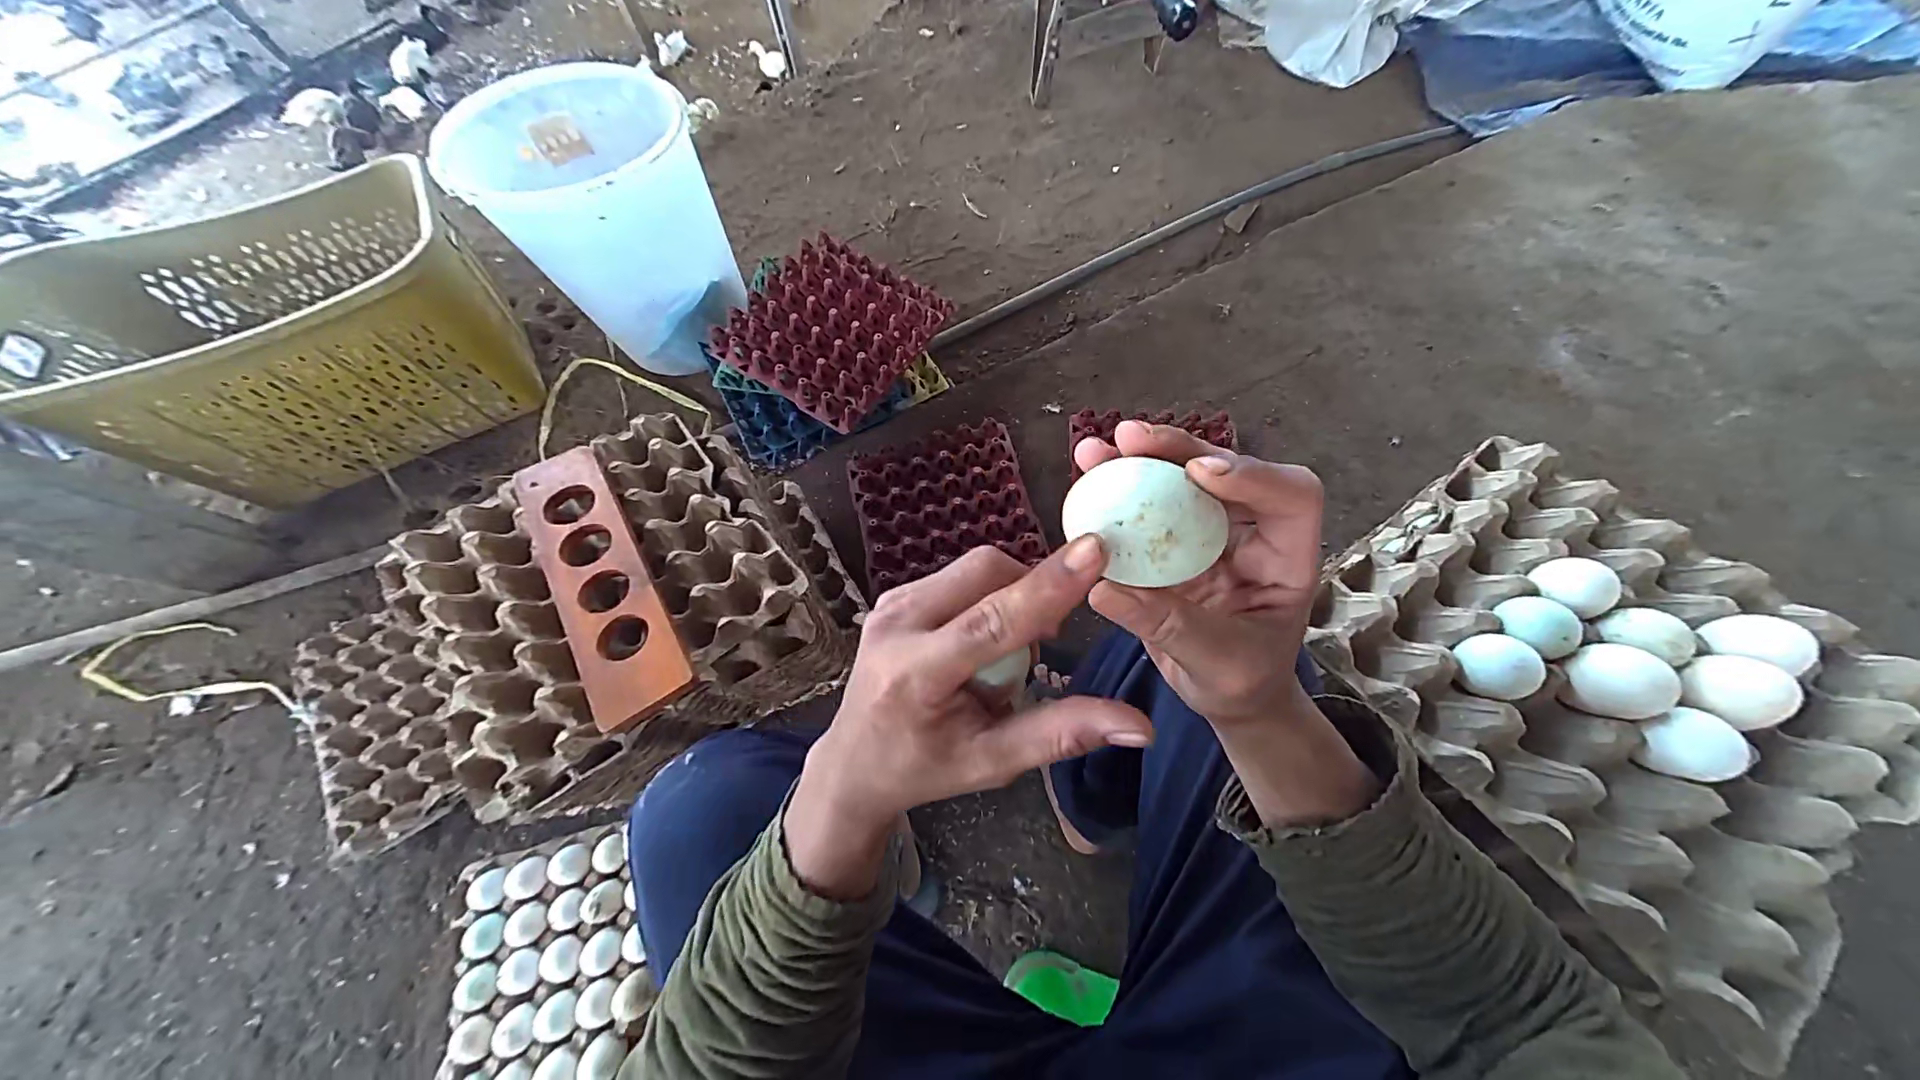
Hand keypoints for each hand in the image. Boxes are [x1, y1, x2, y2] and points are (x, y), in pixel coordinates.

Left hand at [785, 539, 1152, 898]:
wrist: (853, 761)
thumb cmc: (923, 768)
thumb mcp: (992, 762)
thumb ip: (1060, 734)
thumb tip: (1138, 727)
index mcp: (914, 674)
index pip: (991, 621)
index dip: (1046, 586)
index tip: (1094, 550)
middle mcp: (895, 625)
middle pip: (986, 573)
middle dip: (1030, 593)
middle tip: (1039, 643)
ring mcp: (889, 604)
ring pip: (975, 568)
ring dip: (1008, 598)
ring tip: (1001, 654)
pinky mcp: (892, 596)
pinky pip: (958, 576)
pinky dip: (985, 599)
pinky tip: (977, 641)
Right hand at [1075, 421, 1323, 728]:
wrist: (1228, 696)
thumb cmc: (1244, 683)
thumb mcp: (1220, 664)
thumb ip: (1168, 625)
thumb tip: (1103, 588)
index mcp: (1287, 558)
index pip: (1291, 496)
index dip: (1251, 474)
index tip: (1199, 472)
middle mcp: (1250, 535)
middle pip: (1223, 473)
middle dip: (1177, 450)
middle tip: (1129, 437)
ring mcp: (1207, 537)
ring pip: (1178, 484)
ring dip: (1136, 464)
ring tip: (1093, 453)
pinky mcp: (1171, 547)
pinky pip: (1145, 514)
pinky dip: (1115, 497)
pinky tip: (1085, 482)